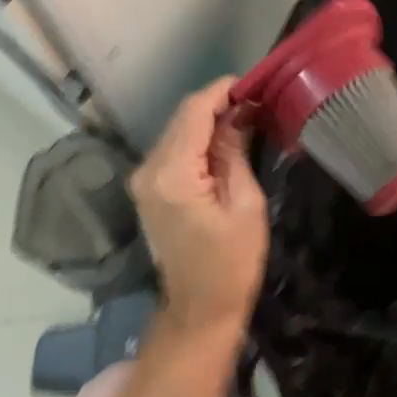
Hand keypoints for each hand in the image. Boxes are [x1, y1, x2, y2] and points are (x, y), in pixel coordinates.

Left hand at [130, 78, 269, 335]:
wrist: (199, 311)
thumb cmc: (231, 264)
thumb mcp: (245, 205)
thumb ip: (234, 152)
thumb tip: (237, 114)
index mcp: (172, 174)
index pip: (193, 112)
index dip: (222, 92)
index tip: (252, 84)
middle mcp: (148, 170)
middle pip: (181, 117)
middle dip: (216, 105)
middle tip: (254, 102)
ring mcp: (143, 179)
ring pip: (176, 131)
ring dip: (207, 121)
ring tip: (244, 120)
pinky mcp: (147, 189)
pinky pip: (172, 150)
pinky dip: (196, 140)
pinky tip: (222, 143)